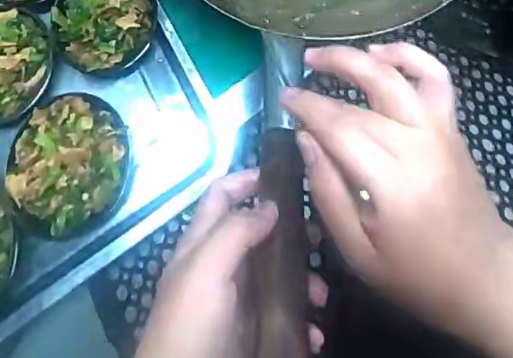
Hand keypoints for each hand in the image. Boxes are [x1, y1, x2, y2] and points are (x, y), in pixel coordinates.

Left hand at [135, 168, 327, 357]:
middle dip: (288, 234)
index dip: (246, 180)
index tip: (283, 177)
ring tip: (322, 296)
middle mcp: (219, 266)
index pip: (221, 195)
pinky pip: (283, 320)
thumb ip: (235, 231)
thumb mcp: (207, 267)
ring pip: (275, 277)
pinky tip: (315, 335)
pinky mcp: (250, 336)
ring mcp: (235, 303)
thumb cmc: (191, 322)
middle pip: (256, 234)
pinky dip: (303, 323)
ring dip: (303, 281)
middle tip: (319, 239)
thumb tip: (270, 204)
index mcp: (202, 242)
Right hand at [281, 43, 512, 344]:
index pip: (339, 126)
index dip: (306, 106)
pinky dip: (408, 55)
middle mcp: (417, 145)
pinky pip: (435, 76)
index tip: (283, 99)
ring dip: (355, 57)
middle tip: (295, 80)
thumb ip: (327, 194)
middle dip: (322, 80)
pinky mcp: (450, 124)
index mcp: (392, 182)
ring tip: (323, 56)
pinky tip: (380, 53)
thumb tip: (304, 139)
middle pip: (361, 96)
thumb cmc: (419, 274)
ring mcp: (437, 129)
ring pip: (394, 75)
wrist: (489, 278)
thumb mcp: (360, 256)